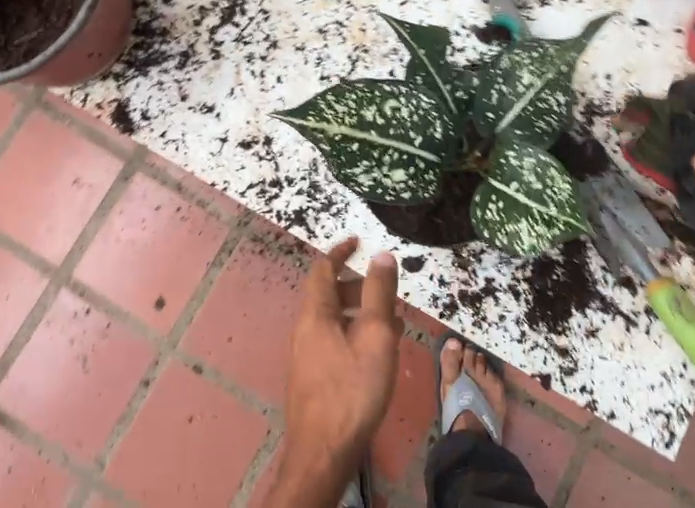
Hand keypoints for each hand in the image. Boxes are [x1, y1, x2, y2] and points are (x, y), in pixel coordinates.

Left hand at [272, 238, 399, 503]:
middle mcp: (303, 332)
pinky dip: (354, 336)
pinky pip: (333, 343)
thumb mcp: (375, 335)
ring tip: (390, 326)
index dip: (340, 252)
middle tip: (387, 292)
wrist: (324, 453)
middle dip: (358, 287)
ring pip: (334, 322)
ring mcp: (305, 358)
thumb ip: (379, 293)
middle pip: (328, 296)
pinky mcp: (312, 380)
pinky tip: (375, 357)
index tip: (358, 242)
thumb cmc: (352, 389)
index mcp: (314, 315)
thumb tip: (381, 255)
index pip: (322, 270)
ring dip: (360, 315)